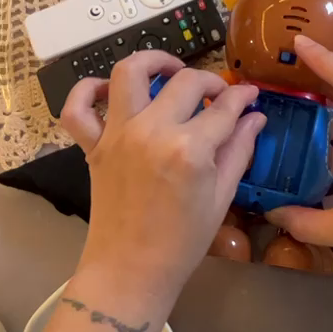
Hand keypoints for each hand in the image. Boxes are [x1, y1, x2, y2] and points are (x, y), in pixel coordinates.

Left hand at [60, 52, 265, 318]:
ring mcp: (117, 135)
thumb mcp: (221, 196)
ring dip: (152, 62)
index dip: (242, 98)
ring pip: (128, 72)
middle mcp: (151, 131)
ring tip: (170, 71)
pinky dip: (86, 91)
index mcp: (190, 149)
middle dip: (210, 81)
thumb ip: (238, 150)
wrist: (131, 269)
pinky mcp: (93, 146)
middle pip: (185, 82)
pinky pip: (77, 107)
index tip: (250, 95)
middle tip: (218, 95)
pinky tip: (108, 91)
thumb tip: (255, 117)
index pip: (223, 108)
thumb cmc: (183, 241)